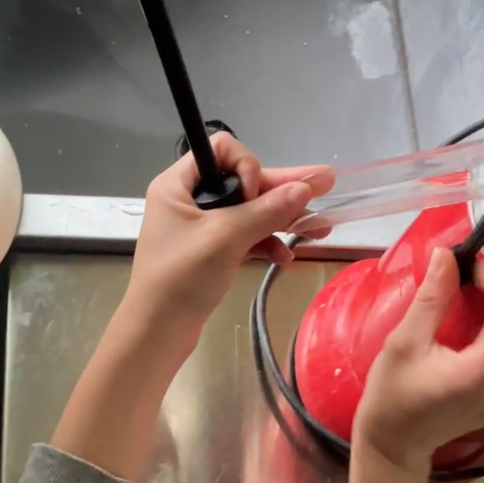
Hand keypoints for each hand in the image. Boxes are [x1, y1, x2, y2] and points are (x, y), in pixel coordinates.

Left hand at [126, 133, 334, 330]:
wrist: (157, 333)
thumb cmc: (181, 279)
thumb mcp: (225, 238)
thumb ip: (266, 210)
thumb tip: (306, 186)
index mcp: (177, 185)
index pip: (223, 149)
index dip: (248, 166)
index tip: (254, 196)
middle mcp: (187, 200)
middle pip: (242, 181)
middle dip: (281, 189)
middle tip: (326, 184)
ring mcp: (199, 229)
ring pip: (247, 212)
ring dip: (280, 218)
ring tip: (320, 228)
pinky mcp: (209, 254)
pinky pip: (242, 238)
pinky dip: (264, 243)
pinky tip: (286, 256)